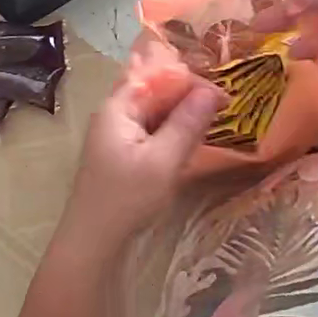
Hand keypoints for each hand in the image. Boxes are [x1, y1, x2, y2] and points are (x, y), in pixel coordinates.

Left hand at [59, 70, 225, 245]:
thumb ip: (187, 123)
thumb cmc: (128, 198)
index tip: (223, 96)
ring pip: (154, 111)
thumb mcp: (163, 160)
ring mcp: (117, 133)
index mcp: (118, 107)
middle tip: (223, 107)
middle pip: (154, 91)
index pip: (157, 76)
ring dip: (182, 113)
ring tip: (213, 119)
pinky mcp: (122, 152)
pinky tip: (191, 137)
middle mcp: (114, 113)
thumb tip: (212, 91)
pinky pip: (151, 129)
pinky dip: (171, 130)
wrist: (94, 240)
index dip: (192, 81)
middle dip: (188, 95)